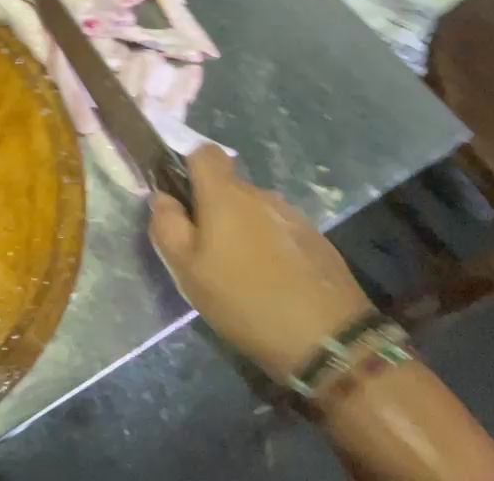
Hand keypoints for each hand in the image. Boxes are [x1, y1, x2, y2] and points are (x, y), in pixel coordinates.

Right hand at [149, 147, 372, 383]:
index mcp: (225, 195)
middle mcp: (261, 195)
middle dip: (215, 210)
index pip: (204, 152)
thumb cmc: (245, 301)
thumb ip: (167, 227)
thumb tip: (163, 198)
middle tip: (208, 253)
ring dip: (244, 231)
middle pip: (229, 187)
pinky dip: (271, 248)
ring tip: (243, 274)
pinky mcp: (317, 241)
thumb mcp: (188, 271)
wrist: (330, 340)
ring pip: (256, 211)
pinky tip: (274, 283)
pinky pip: (281, 232)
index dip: (189, 167)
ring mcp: (294, 216)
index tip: (183, 201)